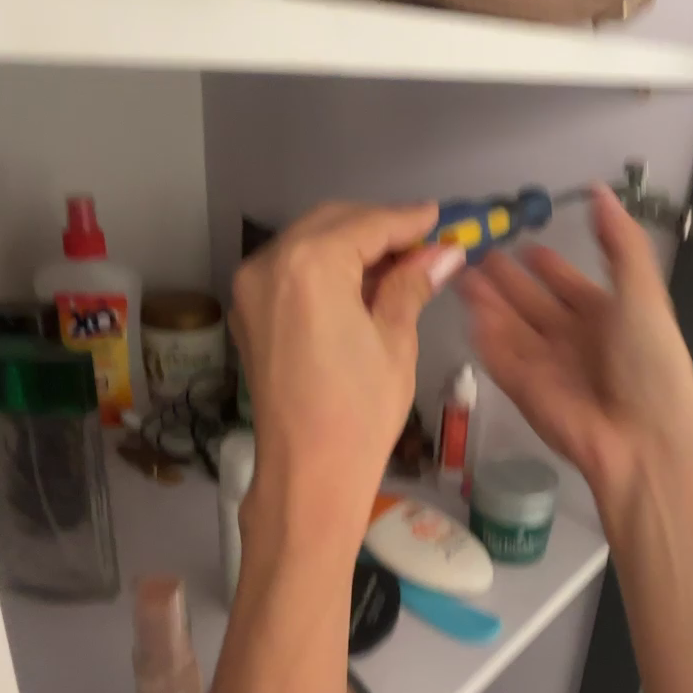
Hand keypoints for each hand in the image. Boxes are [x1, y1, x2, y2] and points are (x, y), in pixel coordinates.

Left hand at [232, 203, 466, 519]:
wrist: (307, 473)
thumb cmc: (360, 410)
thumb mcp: (395, 340)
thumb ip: (411, 283)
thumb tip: (444, 253)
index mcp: (310, 264)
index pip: (367, 224)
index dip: (408, 221)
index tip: (440, 219)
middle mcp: (269, 263)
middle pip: (332, 223)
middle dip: (378, 228)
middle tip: (423, 244)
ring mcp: (251, 289)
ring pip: (307, 243)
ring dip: (351, 245)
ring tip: (397, 266)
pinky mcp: (248, 313)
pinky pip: (290, 270)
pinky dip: (324, 267)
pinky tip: (358, 286)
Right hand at [460, 185, 692, 506]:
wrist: (641, 438)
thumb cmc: (649, 361)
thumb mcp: (642, 292)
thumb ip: (619, 242)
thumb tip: (599, 191)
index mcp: (606, 316)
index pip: (568, 284)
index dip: (546, 264)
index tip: (521, 240)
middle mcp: (573, 338)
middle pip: (530, 302)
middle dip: (505, 278)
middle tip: (475, 250)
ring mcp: (545, 363)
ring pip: (509, 324)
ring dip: (486, 298)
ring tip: (459, 270)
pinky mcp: (521, 387)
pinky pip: (498, 354)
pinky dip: (483, 333)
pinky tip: (466, 308)